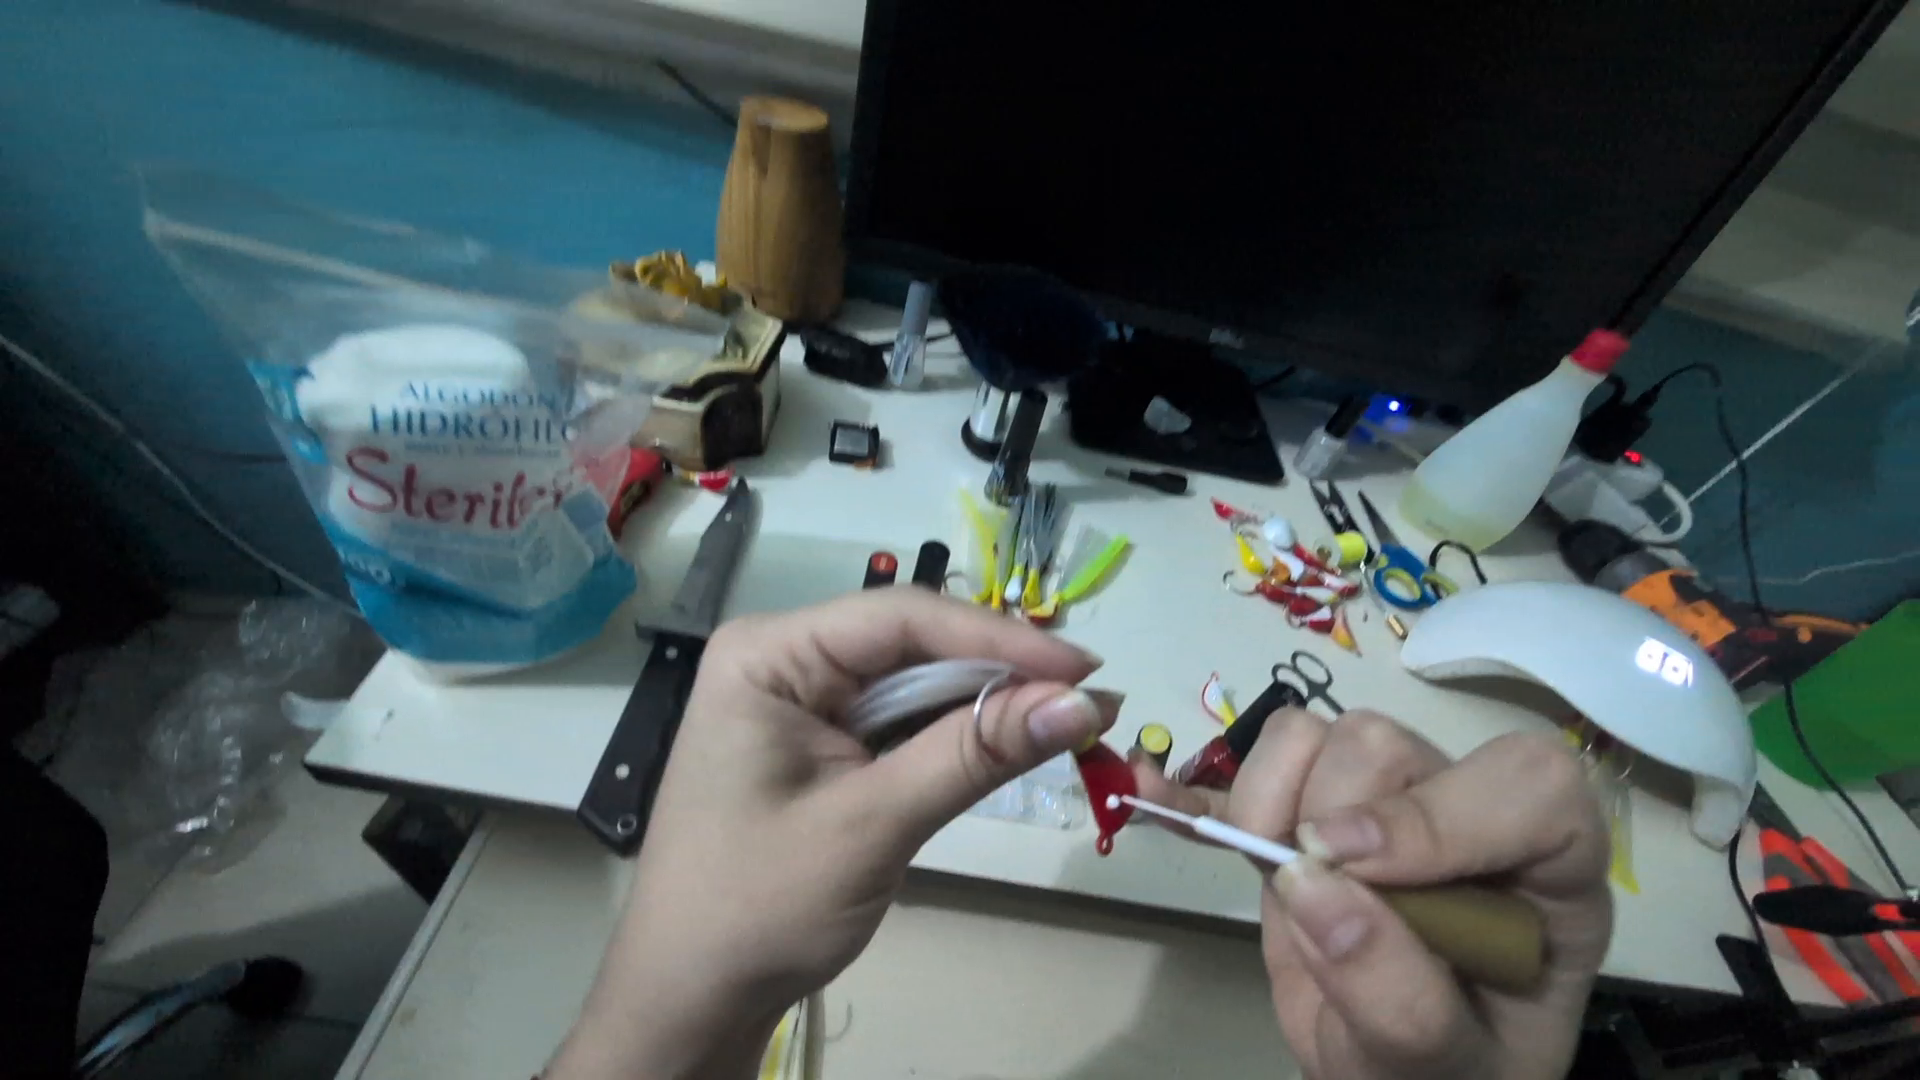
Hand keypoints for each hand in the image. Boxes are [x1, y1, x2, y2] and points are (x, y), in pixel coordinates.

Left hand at [549, 589, 1116, 1078]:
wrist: (692, 998)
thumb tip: (1082, 702)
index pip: (901, 619)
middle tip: (1090, 698)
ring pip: (917, 678)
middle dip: (1000, 671)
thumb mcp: (873, 823)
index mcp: (770, 653)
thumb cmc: (759, 907)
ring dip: (988, 702)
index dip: (998, 637)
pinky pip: (903, 715)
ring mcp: (804, 695)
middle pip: (913, 642)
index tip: (1084, 667)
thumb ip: (974, 754)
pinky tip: (1011, 739)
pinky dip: (959, 732)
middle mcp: (787, 656)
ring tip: (1069, 718)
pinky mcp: (824, 733)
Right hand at [1132, 710, 1611, 1079]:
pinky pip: (1247, 763)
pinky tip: (1156, 801)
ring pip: (1310, 733)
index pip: (1525, 786)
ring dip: (1265, 803)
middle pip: (1381, 745)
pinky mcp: (1304, 802)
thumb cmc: (1443, 1079)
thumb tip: (1310, 880)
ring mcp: (1374, 796)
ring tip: (1267, 876)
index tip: (1350, 868)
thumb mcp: (1442, 1071)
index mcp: (1542, 869)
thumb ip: (1398, 996)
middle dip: (1322, 820)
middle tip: (1302, 896)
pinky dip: (1199, 787)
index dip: (1436, 814)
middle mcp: (1460, 809)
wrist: (1384, 1070)